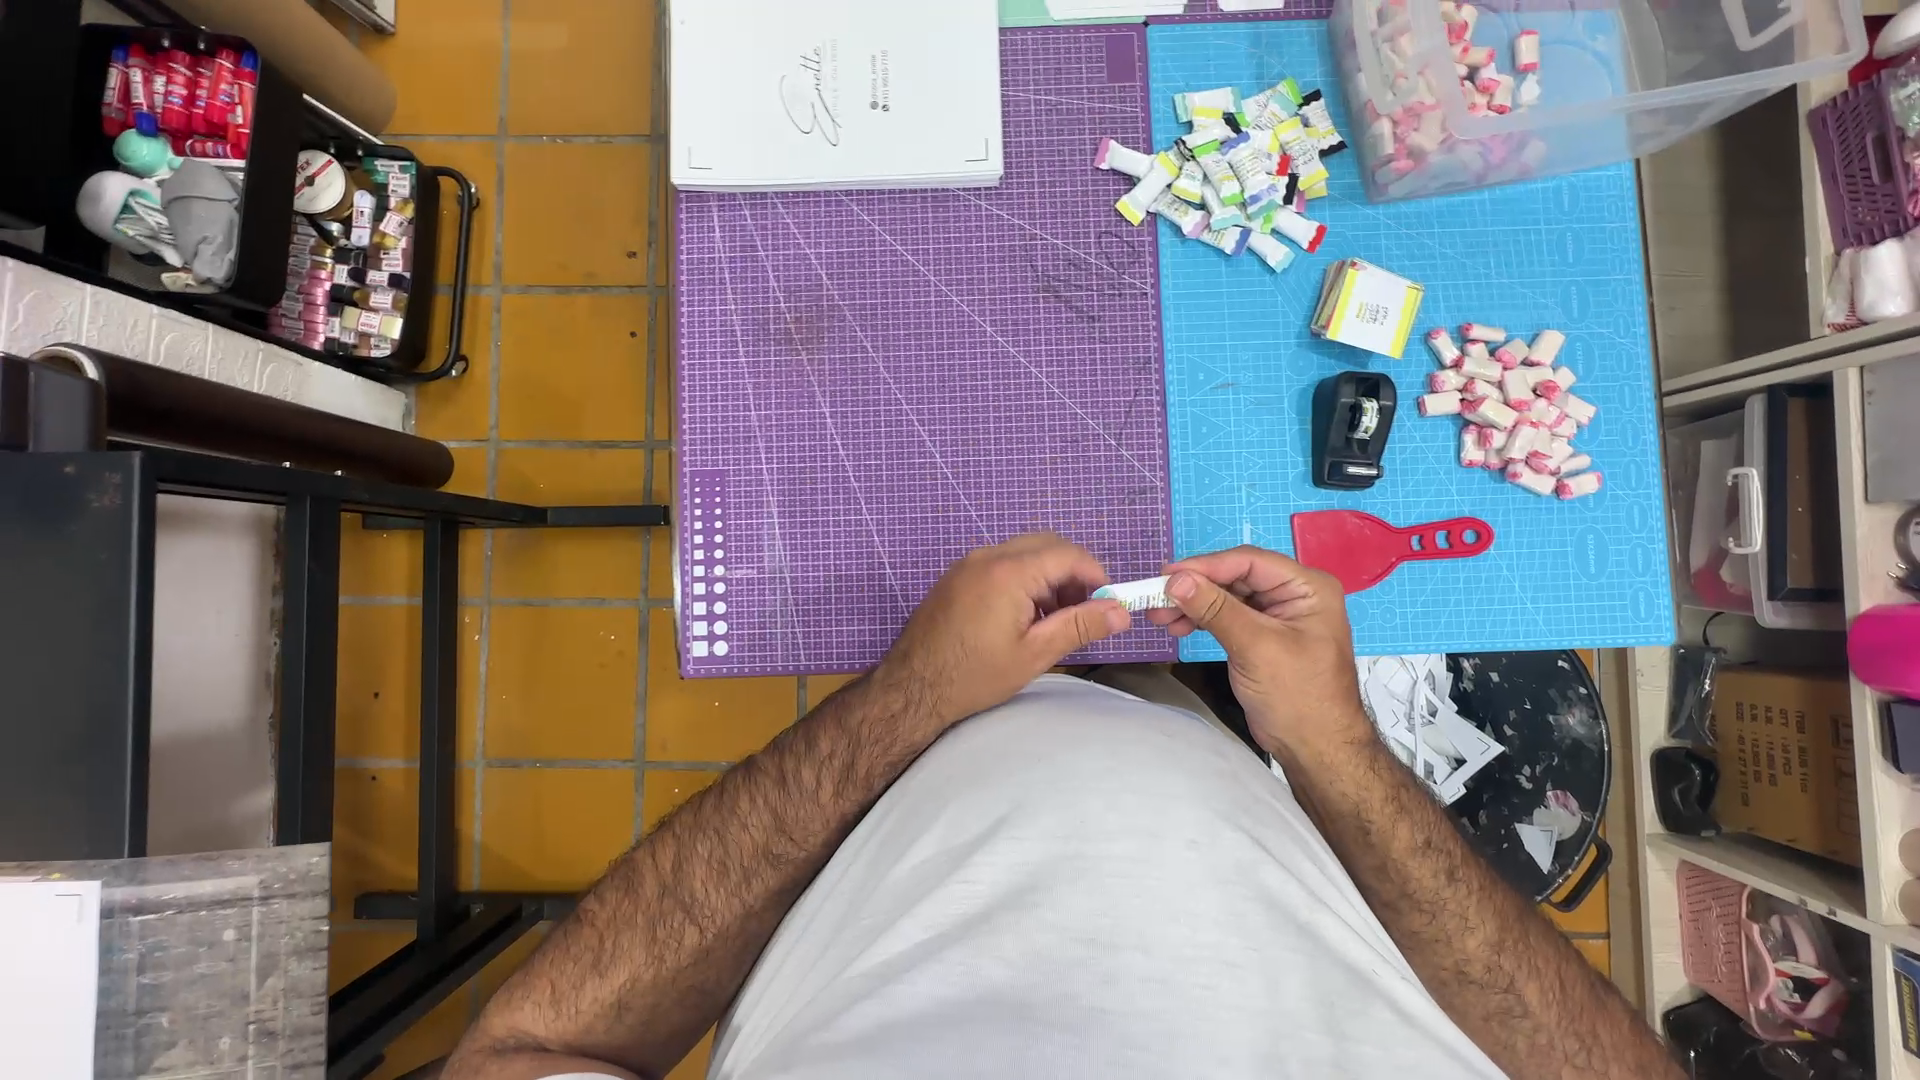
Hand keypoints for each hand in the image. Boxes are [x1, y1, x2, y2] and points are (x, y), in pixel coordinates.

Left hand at [876, 533, 1129, 729]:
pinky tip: (1024, 616)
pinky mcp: (957, 575)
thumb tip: (1121, 611)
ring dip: (1048, 576)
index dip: (1096, 575)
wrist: (912, 687)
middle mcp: (987, 556)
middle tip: (1082, 611)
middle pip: (1047, 544)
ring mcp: (968, 563)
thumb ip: (1080, 626)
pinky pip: (1001, 562)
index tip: (1108, 603)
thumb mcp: (1035, 654)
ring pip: (1024, 552)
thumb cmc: (974, 676)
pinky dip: (1023, 578)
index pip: (1067, 553)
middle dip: (1073, 572)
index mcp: (1008, 572)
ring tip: (1054, 619)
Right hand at [1146, 546, 1370, 757]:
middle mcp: (1293, 593)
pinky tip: (1178, 627)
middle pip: (1234, 577)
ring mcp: (1277, 614)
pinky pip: (1226, 615)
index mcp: (1306, 586)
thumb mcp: (1255, 647)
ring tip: (1160, 617)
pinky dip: (1201, 619)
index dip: (1205, 566)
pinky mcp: (1261, 634)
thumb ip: (1215, 609)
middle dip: (1195, 587)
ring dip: (1193, 604)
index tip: (1165, 577)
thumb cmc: (1297, 696)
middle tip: (1156, 599)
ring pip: (1226, 596)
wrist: (1315, 748)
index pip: (1248, 562)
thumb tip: (1175, 580)